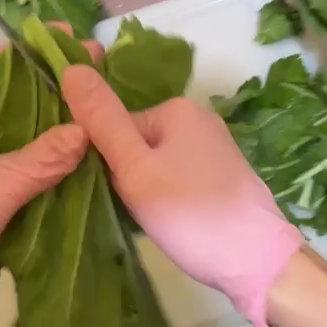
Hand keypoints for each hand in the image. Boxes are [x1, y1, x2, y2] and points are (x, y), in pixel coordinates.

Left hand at [0, 46, 89, 326]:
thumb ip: (32, 163)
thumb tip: (85, 129)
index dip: (19, 60)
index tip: (62, 37)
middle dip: (43, 93)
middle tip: (90, 67)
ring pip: (14, 144)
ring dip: (51, 129)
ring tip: (96, 103)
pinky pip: (23, 175)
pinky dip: (51, 164)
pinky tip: (86, 148)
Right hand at [61, 66, 301, 326]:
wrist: (255, 259)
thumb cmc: (190, 213)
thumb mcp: (136, 168)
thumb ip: (102, 122)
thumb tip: (71, 68)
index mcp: (177, 108)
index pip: (116, 127)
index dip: (107, 163)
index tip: (116, 193)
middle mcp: (199, 119)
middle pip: (137, 144)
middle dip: (128, 178)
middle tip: (138, 210)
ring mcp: (214, 149)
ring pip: (156, 165)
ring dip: (146, 191)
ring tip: (156, 220)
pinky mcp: (222, 176)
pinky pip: (178, 179)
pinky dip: (168, 199)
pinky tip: (173, 222)